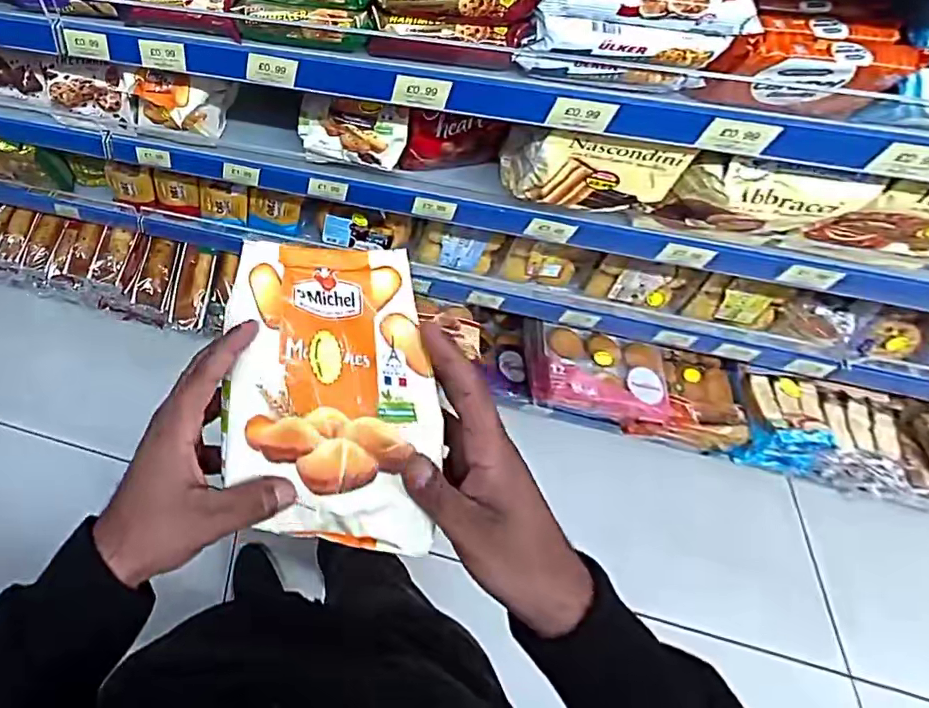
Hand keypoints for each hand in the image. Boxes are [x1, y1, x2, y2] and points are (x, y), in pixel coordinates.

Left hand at [94, 322, 297, 587]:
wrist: (119, 550)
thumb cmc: (151, 527)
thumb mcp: (208, 517)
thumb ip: (250, 501)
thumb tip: (286, 487)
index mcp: (175, 426)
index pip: (204, 375)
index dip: (227, 348)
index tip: (248, 329)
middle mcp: (170, 423)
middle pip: (199, 378)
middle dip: (226, 355)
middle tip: (254, 341)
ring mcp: (170, 438)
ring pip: (200, 402)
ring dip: (225, 390)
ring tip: (257, 385)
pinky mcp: (172, 454)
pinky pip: (201, 428)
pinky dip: (223, 426)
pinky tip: (245, 443)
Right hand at [401, 319, 594, 637]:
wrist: (555, 601)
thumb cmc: (525, 564)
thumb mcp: (474, 532)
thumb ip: (437, 495)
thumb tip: (404, 458)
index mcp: (492, 451)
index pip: (470, 392)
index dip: (447, 356)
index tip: (424, 327)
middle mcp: (483, 448)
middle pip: (453, 396)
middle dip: (424, 365)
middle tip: (388, 343)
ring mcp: (474, 463)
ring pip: (439, 422)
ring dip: (410, 402)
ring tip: (372, 385)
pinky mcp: (465, 479)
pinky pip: (434, 447)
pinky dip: (410, 437)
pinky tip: (383, 440)